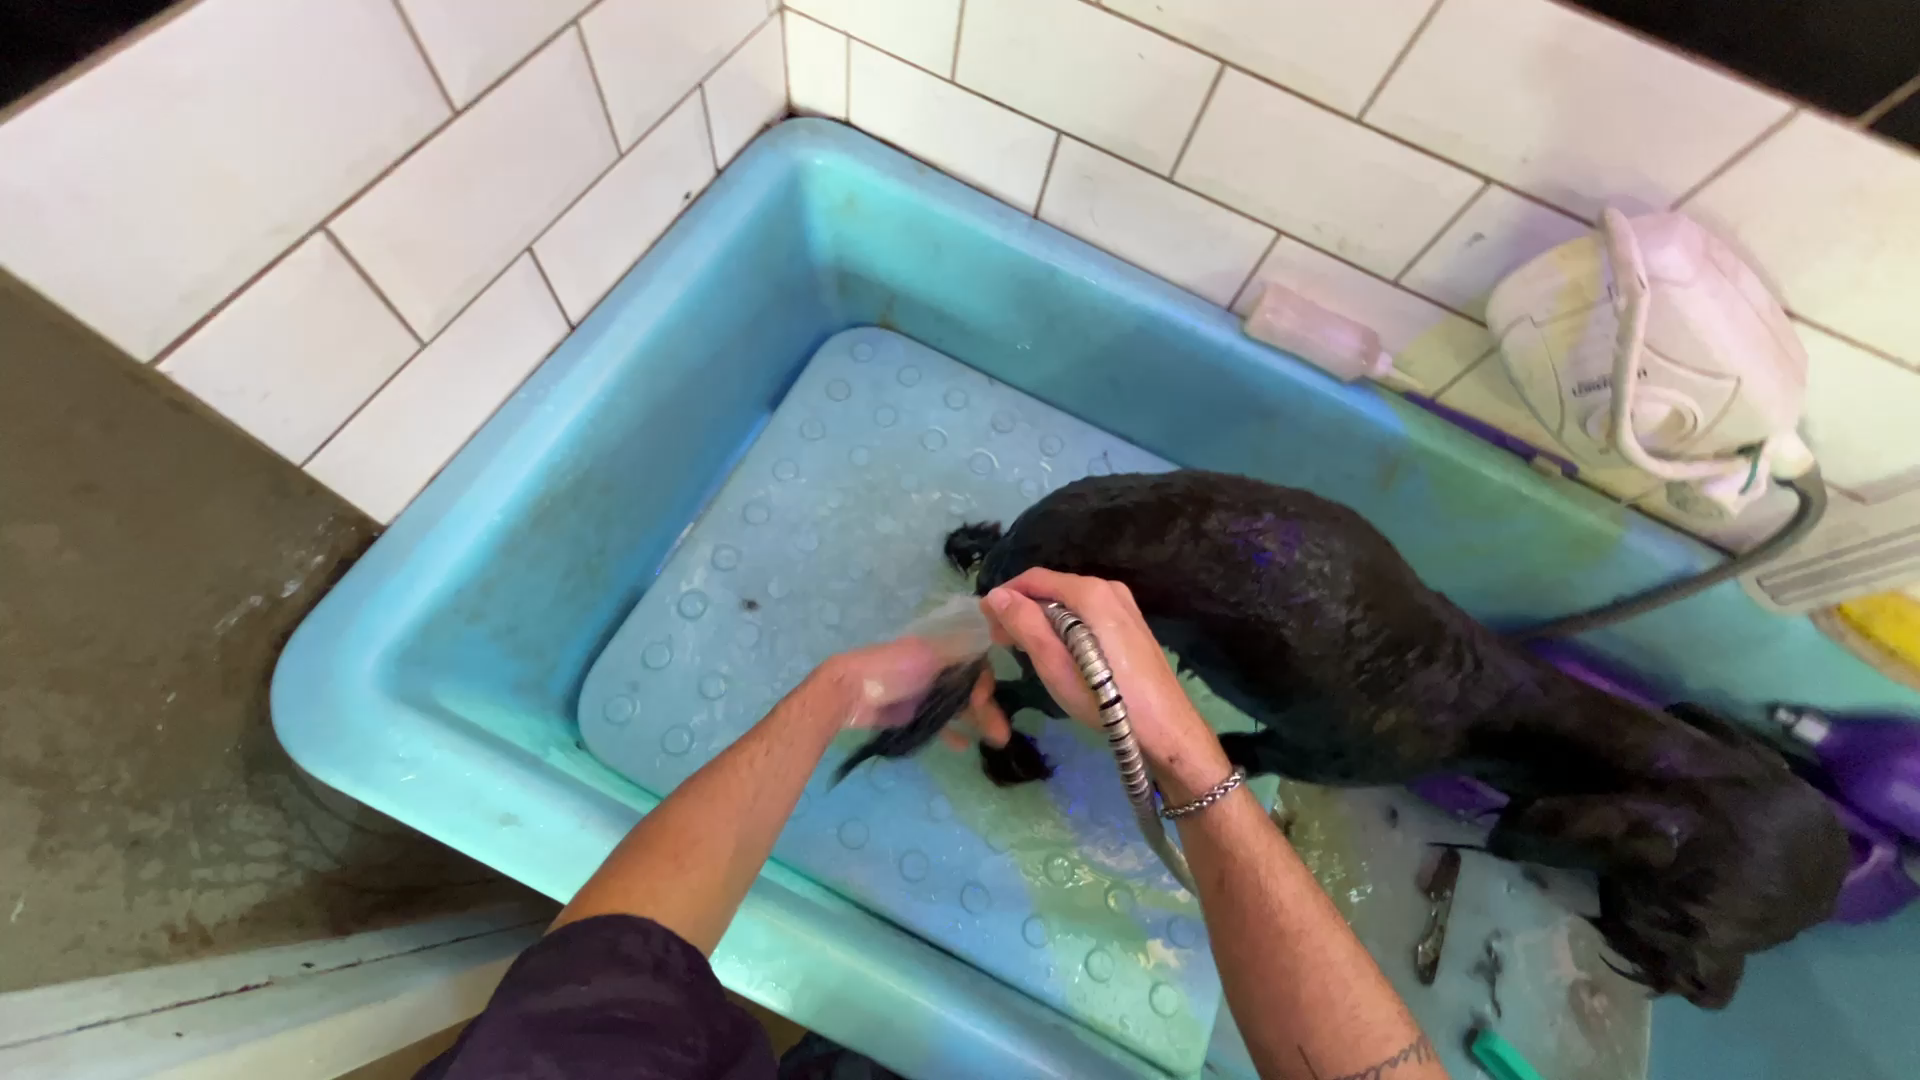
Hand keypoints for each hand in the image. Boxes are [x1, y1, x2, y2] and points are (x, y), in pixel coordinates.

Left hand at [809, 638, 1012, 747]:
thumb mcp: (928, 654)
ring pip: (958, 707)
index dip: (985, 680)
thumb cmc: (892, 668)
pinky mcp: (913, 714)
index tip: (984, 698)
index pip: (975, 663)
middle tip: (1001, 732)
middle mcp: (936, 670)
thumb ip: (959, 652)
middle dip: (988, 707)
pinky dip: (952, 733)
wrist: (852, 692)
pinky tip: (964, 746)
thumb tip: (991, 641)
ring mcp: (925, 693)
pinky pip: (939, 724)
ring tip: (996, 741)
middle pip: (969, 688)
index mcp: (941, 651)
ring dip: (977, 721)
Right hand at [980, 569, 1231, 800]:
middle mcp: (1109, 588)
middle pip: (1052, 588)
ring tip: (1025, 651)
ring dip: (1041, 620)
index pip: (1034, 578)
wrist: (1166, 729)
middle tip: (1002, 643)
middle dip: (1022, 610)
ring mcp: (1124, 605)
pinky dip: (1064, 626)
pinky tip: (1058, 654)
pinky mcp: (1130, 623)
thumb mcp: (1054, 664)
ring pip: (1068, 602)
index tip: (987, 626)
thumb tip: (995, 595)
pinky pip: (1086, 614)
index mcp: (1090, 592)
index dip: (1004, 597)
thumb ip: (1024, 624)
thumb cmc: (1105, 699)